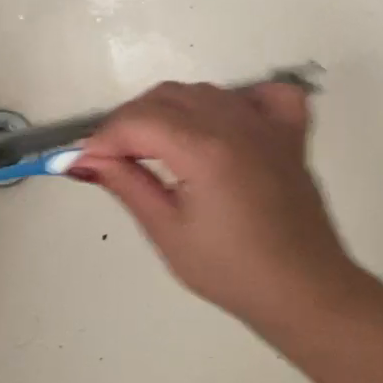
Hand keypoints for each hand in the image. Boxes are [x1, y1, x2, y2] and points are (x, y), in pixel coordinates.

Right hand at [73, 82, 367, 329]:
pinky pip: (260, 95)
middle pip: (164, 98)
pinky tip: (217, 125)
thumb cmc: (228, 270)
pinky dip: (233, 100)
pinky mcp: (289, 134)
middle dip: (128, 123)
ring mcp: (267, 125)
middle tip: (110, 161)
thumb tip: (82, 160)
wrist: (302, 290)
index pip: (137, 122)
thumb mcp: (165, 229)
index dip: (102, 139)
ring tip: (151, 151)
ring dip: (168, 111)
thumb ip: (124, 183)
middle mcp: (236, 124)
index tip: (81, 164)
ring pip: (202, 92)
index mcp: (204, 150)